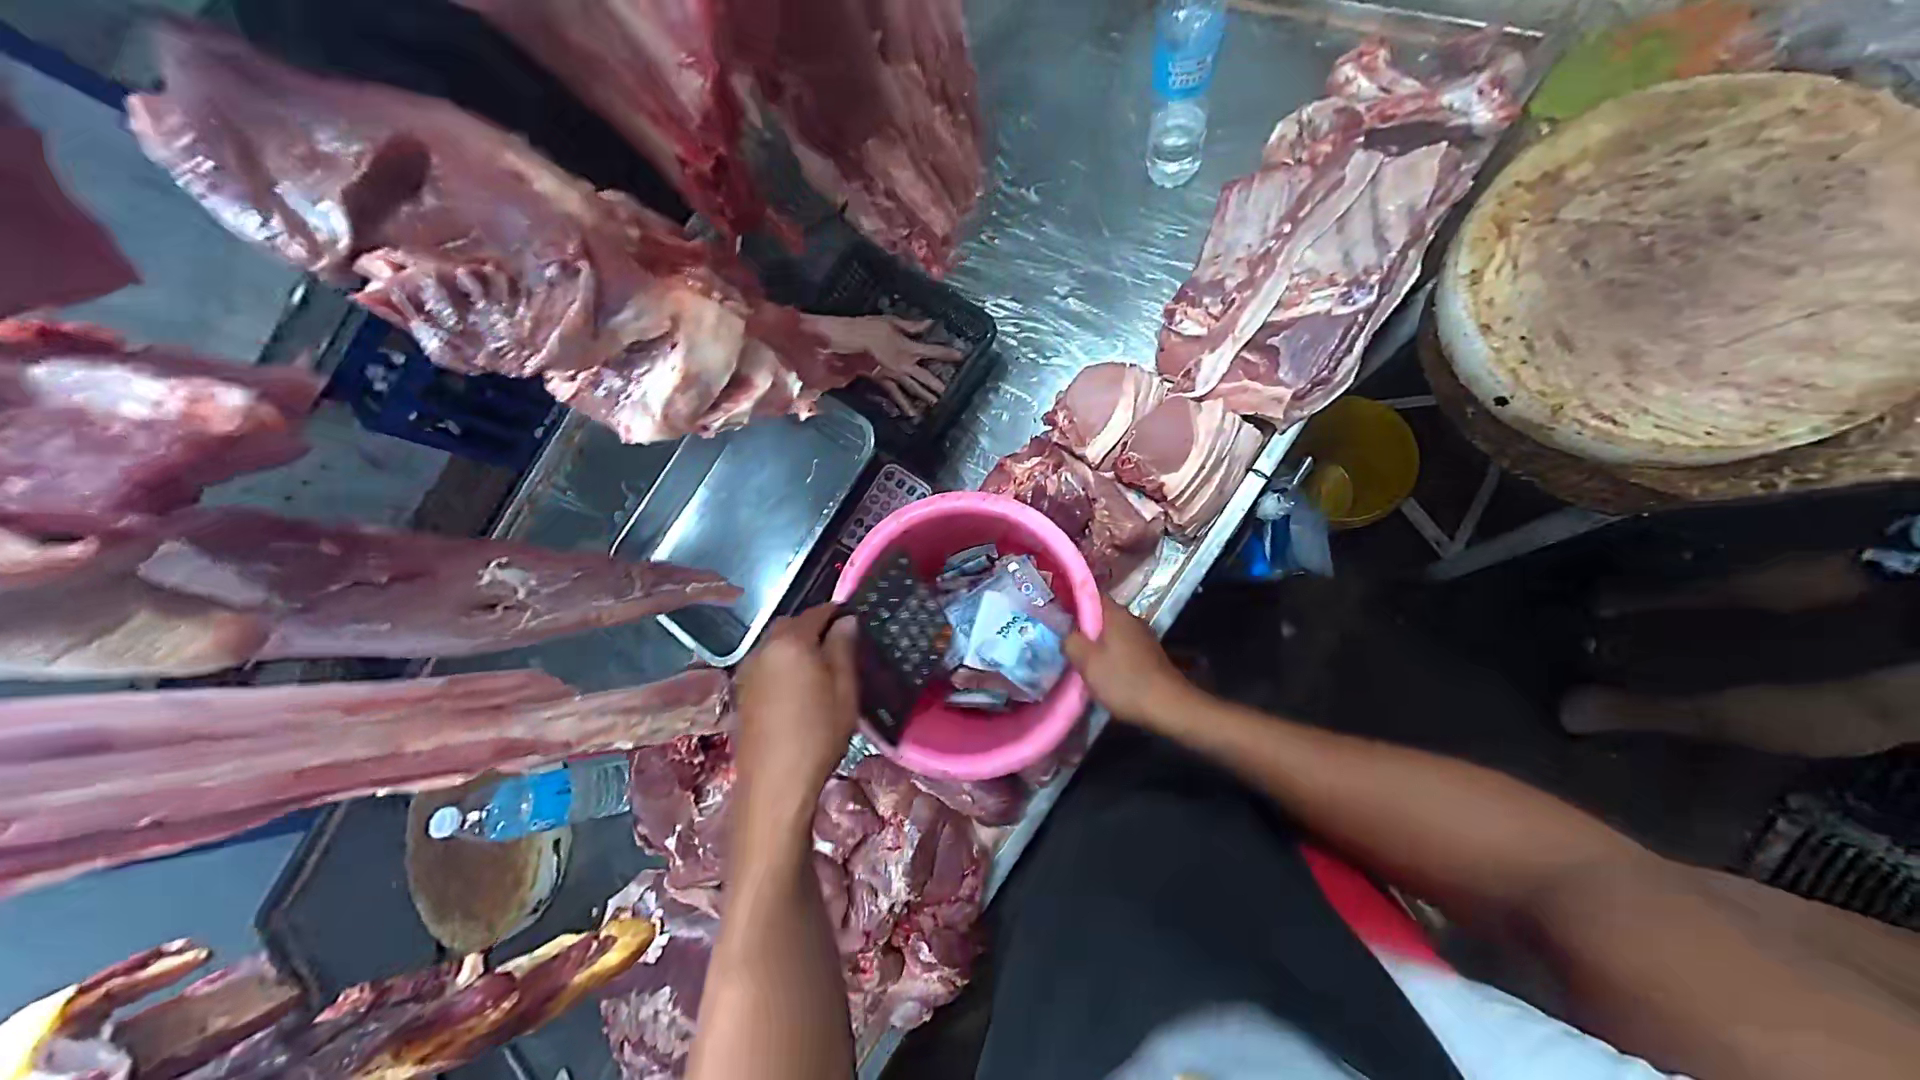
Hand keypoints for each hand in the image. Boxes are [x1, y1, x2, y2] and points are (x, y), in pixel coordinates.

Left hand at [734, 603, 858, 808]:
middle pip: (792, 624)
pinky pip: (767, 663)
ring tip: (822, 666)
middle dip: (815, 627)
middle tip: (840, 644)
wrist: (775, 784)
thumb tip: (845, 621)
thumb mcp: (845, 690)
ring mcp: (748, 670)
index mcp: (791, 641)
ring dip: (797, 645)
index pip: (818, 612)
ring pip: (777, 644)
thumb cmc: (818, 734)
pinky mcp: (742, 691)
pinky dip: (783, 663)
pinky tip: (799, 685)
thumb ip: (843, 648)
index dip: (839, 612)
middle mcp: (764, 648)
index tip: (857, 621)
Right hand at [1064, 596, 1196, 729]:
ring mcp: (1144, 638)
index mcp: (1116, 614)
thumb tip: (1068, 634)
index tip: (1058, 612)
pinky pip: (1123, 648)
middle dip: (1083, 626)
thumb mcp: (1087, 661)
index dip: (1073, 600)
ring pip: (1112, 634)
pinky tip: (1103, 672)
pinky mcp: (1149, 655)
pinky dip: (1111, 656)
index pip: (1091, 594)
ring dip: (1097, 644)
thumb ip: (1071, 641)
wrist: (1168, 707)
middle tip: (1065, 640)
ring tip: (1081, 659)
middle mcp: (1132, 620)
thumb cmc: (1123, 680)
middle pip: (1101, 615)